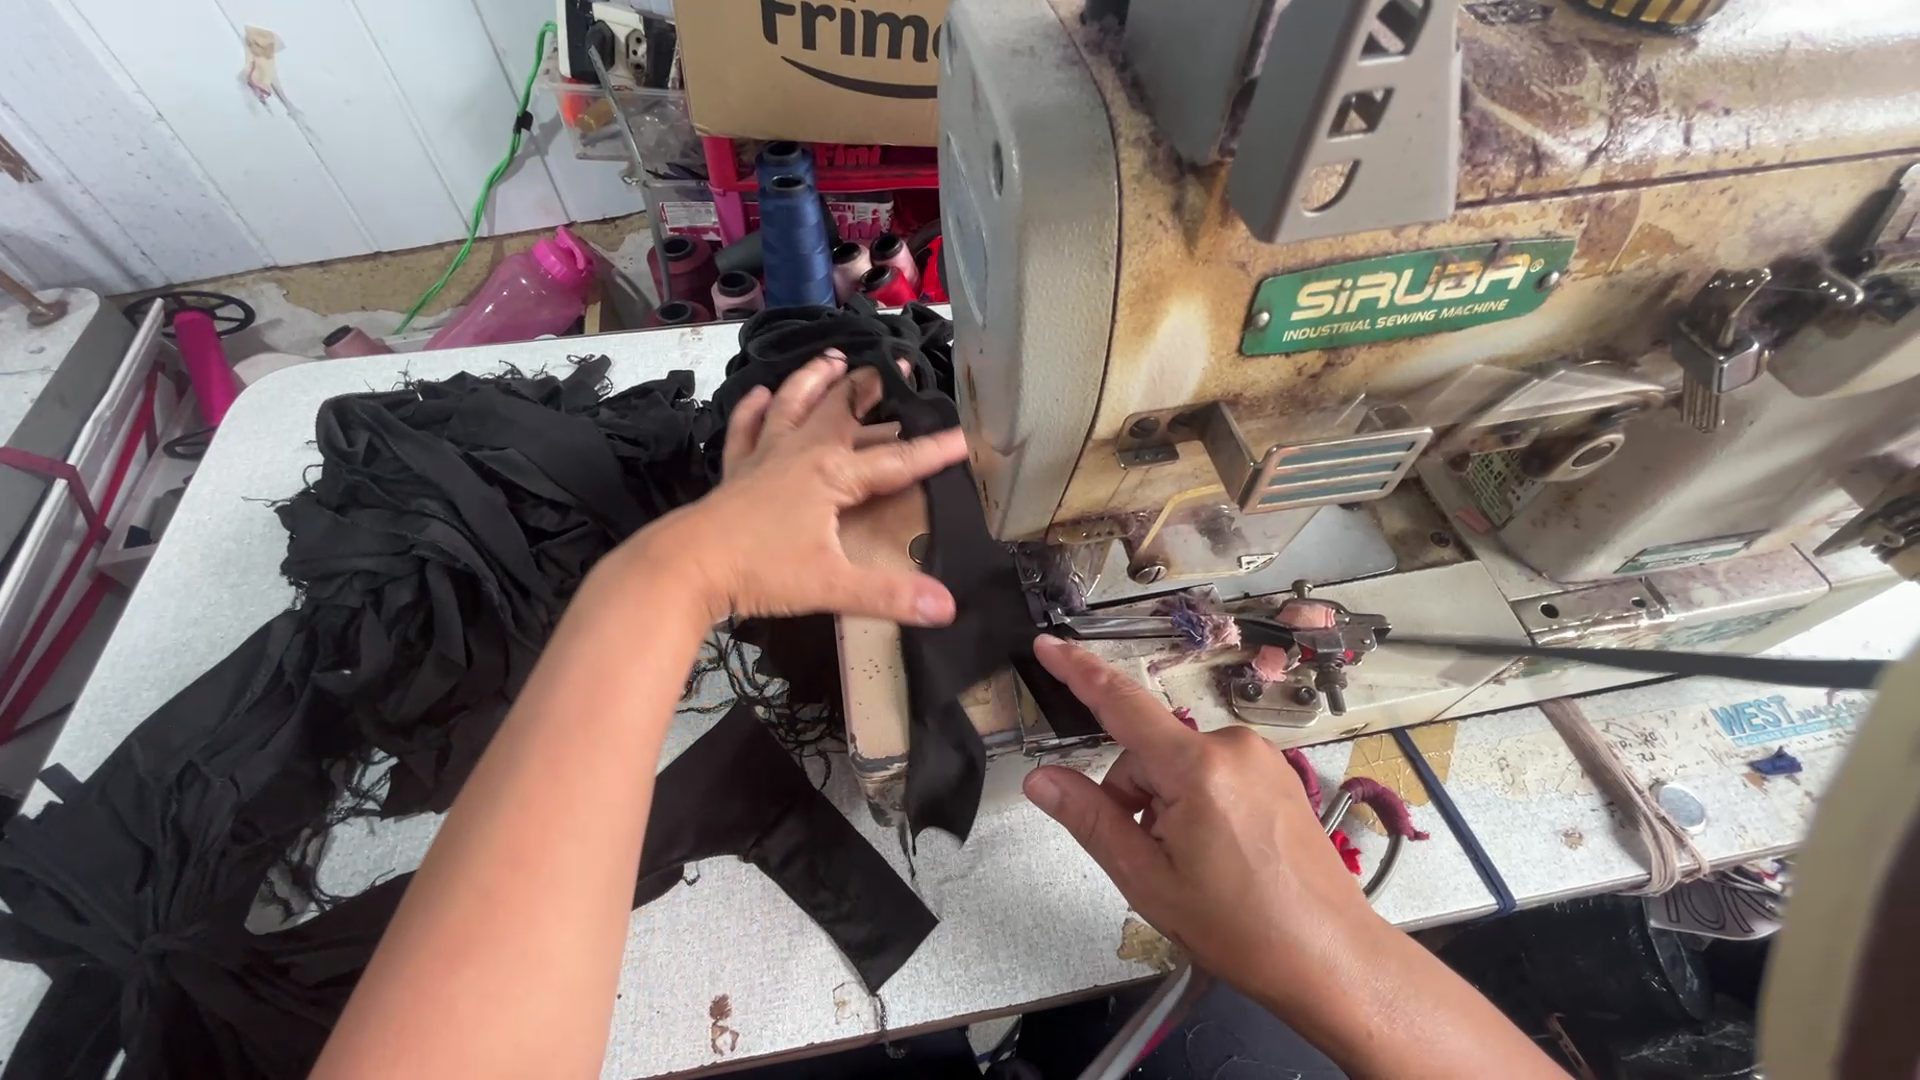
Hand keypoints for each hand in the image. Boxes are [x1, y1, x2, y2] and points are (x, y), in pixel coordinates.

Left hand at [621, 355, 967, 626]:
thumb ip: (891, 595)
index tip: (966, 437)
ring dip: (814, 381)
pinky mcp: (736, 470)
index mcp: (832, 474)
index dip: (933, 450)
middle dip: (872, 387)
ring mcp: (765, 456)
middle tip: (895, 367)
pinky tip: (757, 394)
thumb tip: (947, 608)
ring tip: (833, 359)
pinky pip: (746, 429)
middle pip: (843, 410)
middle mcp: (802, 452)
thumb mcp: (833, 585)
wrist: (687, 568)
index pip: (896, 460)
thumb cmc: (762, 571)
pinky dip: (753, 409)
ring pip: (794, 405)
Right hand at [1021, 636, 1388, 1012]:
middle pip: (1147, 750)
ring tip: (1190, 863)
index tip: (1048, 644)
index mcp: (1196, 767)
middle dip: (1132, 795)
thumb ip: (1090, 819)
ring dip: (1164, 801)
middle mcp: (1231, 746)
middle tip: (1150, 857)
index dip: (1077, 670)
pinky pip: (1211, 771)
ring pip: (1177, 763)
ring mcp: (1258, 758)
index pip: (1121, 703)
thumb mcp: (1147, 878)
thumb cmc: (1242, 928)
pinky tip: (1217, 850)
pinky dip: (1195, 800)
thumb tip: (1042, 779)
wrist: (1334, 961)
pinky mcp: (1275, 773)